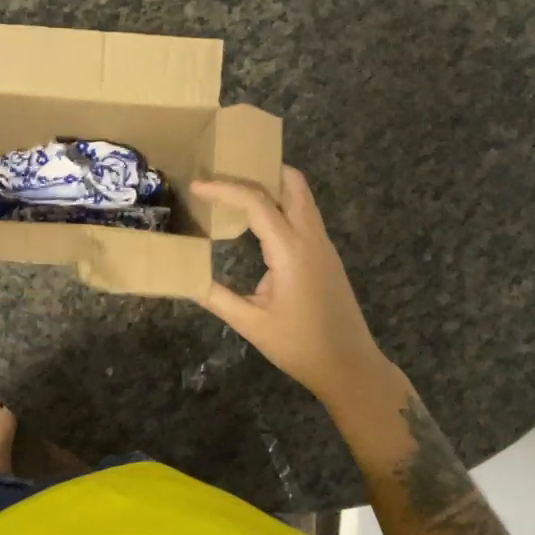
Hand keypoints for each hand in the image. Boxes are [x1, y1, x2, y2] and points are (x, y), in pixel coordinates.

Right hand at [192, 167, 399, 408]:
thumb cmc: (300, 346)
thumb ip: (216, 297)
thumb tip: (185, 276)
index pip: (257, 202)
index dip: (224, 189)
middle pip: (292, 182)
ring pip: (301, 196)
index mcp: (291, 251)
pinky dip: (279, 204)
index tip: (197, 186)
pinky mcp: (325, 255)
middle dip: (259, 169)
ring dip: (271, 185)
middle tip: (225, 171)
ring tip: (236, 192)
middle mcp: (311, 238)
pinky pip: (303, 214)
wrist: (349, 366)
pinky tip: (256, 221)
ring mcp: (323, 244)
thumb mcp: (250, 324)